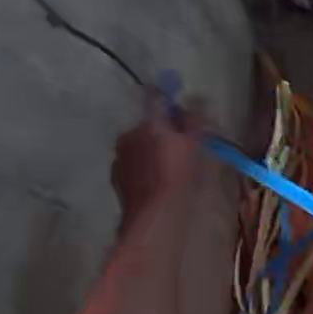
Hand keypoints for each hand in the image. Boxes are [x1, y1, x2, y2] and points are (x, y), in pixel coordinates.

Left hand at [111, 92, 205, 222]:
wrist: (154, 215)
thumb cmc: (180, 177)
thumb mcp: (196, 146)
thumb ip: (194, 122)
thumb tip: (194, 103)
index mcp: (148, 123)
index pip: (155, 99)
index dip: (167, 101)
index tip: (179, 112)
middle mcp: (129, 134)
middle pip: (148, 126)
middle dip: (162, 133)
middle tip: (182, 149)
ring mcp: (119, 157)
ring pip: (139, 147)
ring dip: (152, 152)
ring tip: (170, 170)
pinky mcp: (116, 178)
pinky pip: (133, 166)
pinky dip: (143, 170)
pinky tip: (156, 183)